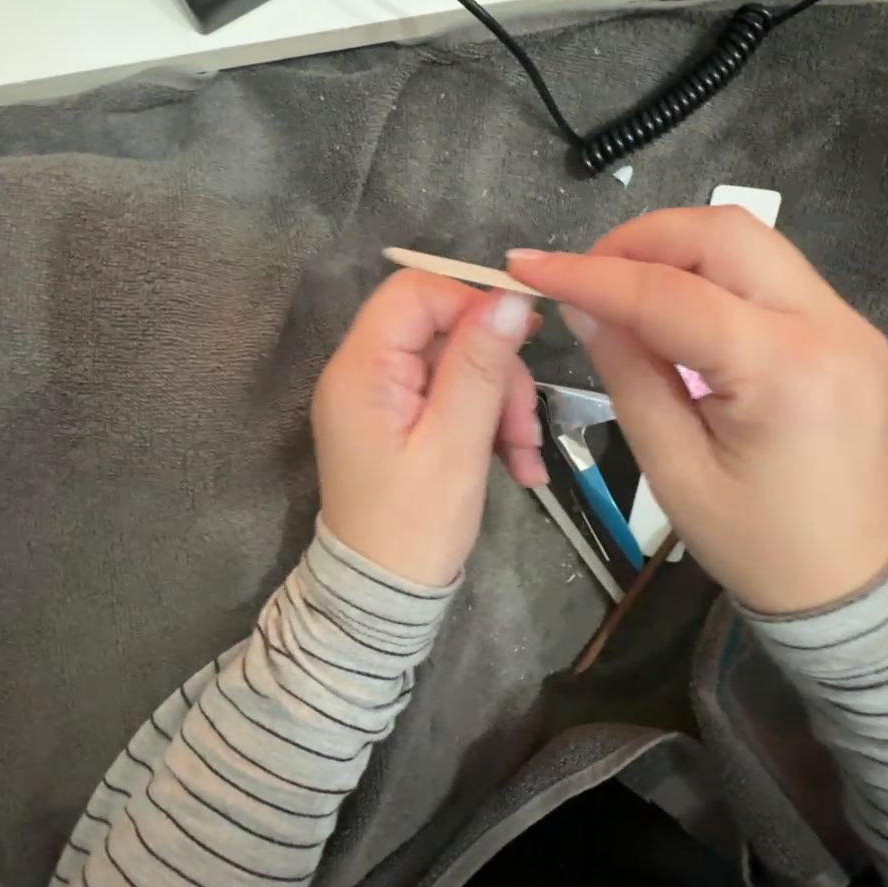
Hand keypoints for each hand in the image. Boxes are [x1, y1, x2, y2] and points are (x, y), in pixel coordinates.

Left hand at [313, 270, 545, 586]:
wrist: (381, 594)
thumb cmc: (415, 525)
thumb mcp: (456, 443)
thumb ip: (481, 366)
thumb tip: (509, 297)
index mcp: (362, 369)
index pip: (415, 292)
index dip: (471, 304)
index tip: (522, 338)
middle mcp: (361, 372)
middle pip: (442, 330)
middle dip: (496, 372)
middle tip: (525, 428)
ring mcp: (379, 398)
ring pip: (455, 365)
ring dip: (499, 404)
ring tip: (525, 457)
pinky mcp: (396, 421)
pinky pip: (448, 397)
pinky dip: (484, 423)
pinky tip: (517, 464)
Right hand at [506, 209, 887, 613]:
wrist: (855, 586)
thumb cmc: (755, 544)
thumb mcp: (672, 469)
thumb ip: (628, 374)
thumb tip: (584, 307)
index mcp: (783, 372)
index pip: (669, 294)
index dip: (588, 274)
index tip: (528, 266)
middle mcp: (830, 326)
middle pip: (725, 232)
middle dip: (639, 240)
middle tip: (583, 275)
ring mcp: (849, 323)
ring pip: (750, 241)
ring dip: (673, 250)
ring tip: (618, 288)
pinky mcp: (847, 331)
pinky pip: (768, 273)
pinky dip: (707, 274)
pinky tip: (670, 308)